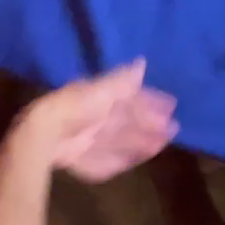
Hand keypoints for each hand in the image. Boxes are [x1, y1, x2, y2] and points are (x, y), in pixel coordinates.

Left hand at [22, 59, 178, 182]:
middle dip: (151, 123)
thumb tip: (142, 62)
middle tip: (175, 127)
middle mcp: (96, 118)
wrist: (49, 133)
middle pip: (128, 121)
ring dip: (145, 140)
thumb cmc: (79, 106)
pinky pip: (113, 159)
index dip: (150, 101)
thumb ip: (123, 80)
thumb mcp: (104, 89)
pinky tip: (144, 156)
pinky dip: (130, 157)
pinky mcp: (88, 161)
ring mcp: (92, 141)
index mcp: (100, 98)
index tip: (172, 105)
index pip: (130, 98)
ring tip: (165, 141)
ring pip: (124, 140)